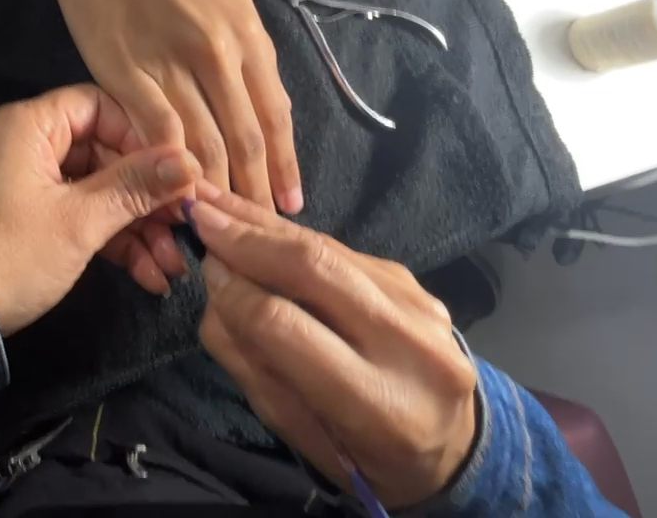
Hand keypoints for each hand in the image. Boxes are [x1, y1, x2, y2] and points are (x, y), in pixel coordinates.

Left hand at [0, 86, 201, 334]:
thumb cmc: (12, 253)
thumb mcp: (79, 220)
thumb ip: (136, 186)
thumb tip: (190, 162)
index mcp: (33, 125)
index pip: (100, 105)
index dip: (142, 135)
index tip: (178, 170)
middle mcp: (30, 143)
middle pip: (105, 152)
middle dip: (148, 194)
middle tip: (185, 225)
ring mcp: (30, 181)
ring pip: (98, 189)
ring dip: (137, 226)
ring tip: (174, 265)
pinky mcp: (32, 216)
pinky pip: (80, 214)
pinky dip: (112, 240)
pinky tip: (150, 275)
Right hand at [22, 0, 299, 216]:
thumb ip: (241, 38)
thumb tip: (252, 89)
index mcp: (246, 28)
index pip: (275, 112)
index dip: (285, 162)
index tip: (291, 201)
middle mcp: (219, 51)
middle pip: (245, 137)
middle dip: (257, 189)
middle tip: (262, 230)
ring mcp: (171, 63)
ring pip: (205, 143)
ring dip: (217, 189)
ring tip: (224, 224)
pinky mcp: (125, 73)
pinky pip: (158, 133)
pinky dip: (170, 170)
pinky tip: (176, 197)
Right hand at [189, 186, 477, 508]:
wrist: (456, 448)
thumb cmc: (365, 457)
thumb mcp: (301, 434)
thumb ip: (251, 362)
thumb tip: (216, 284)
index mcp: (380, 407)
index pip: (286, 327)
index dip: (235, 294)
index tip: (203, 269)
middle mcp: (411, 347)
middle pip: (314, 268)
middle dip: (247, 238)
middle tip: (200, 214)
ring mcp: (419, 306)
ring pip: (326, 246)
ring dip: (262, 221)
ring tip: (215, 199)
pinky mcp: (413, 280)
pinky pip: (338, 247)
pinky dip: (289, 232)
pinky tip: (253, 217)